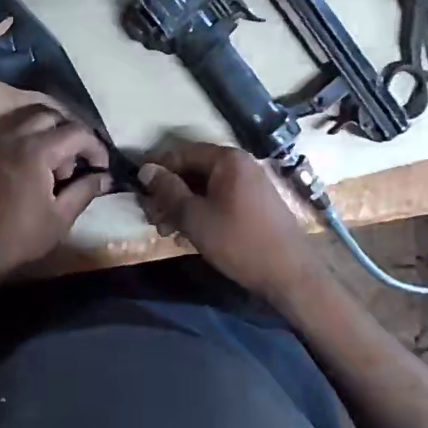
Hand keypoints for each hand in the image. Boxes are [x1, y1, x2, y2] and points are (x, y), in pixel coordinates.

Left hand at [0, 106, 111, 281]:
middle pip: (49, 117)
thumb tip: (105, 177)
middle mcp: (11, 137)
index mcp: (35, 150)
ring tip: (48, 171)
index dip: (95, 147)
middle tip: (73, 166)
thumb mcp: (60, 217)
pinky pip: (4, 138)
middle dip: (68, 136)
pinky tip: (24, 174)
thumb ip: (85, 190)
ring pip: (24, 124)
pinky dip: (21, 147)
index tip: (101, 168)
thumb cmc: (20, 237)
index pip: (76, 132)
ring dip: (44, 138)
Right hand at [137, 141, 325, 298]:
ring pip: (204, 187)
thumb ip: (167, 190)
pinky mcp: (255, 203)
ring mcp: (250, 184)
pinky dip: (200, 210)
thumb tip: (145, 169)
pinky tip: (189, 232)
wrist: (289, 275)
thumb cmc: (238, 242)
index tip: (138, 190)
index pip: (182, 153)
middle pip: (193, 170)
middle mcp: (240, 164)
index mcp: (227, 160)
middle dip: (168, 192)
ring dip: (181, 205)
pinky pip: (219, 197)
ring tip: (167, 231)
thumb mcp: (194, 217)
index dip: (157, 169)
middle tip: (152, 218)